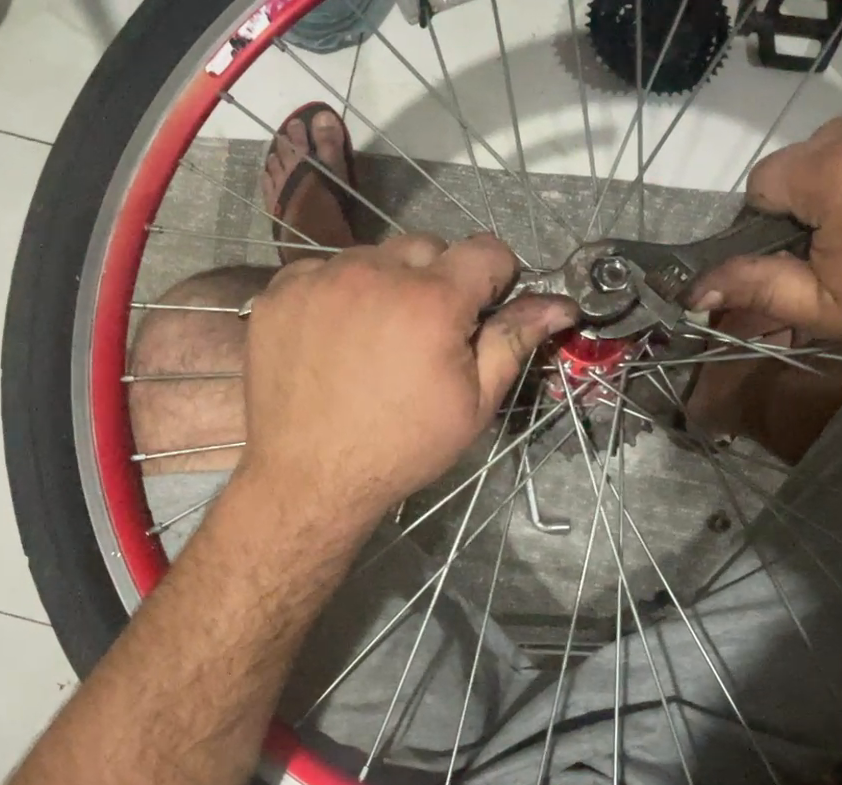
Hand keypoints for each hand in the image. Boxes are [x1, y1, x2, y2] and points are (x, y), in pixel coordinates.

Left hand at [238, 233, 575, 529]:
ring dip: (384, 285)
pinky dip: (335, 295)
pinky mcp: (280, 292)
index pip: (486, 250)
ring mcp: (321, 278)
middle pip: (426, 248)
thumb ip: (513, 342)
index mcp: (432, 300)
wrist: (310, 478)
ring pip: (371, 257)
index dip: (495, 279)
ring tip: (374, 341)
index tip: (483, 312)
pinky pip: (322, 272)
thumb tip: (561, 304)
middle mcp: (374, 272)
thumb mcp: (471, 405)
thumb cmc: (401, 449)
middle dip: (436, 282)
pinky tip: (334, 342)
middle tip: (424, 337)